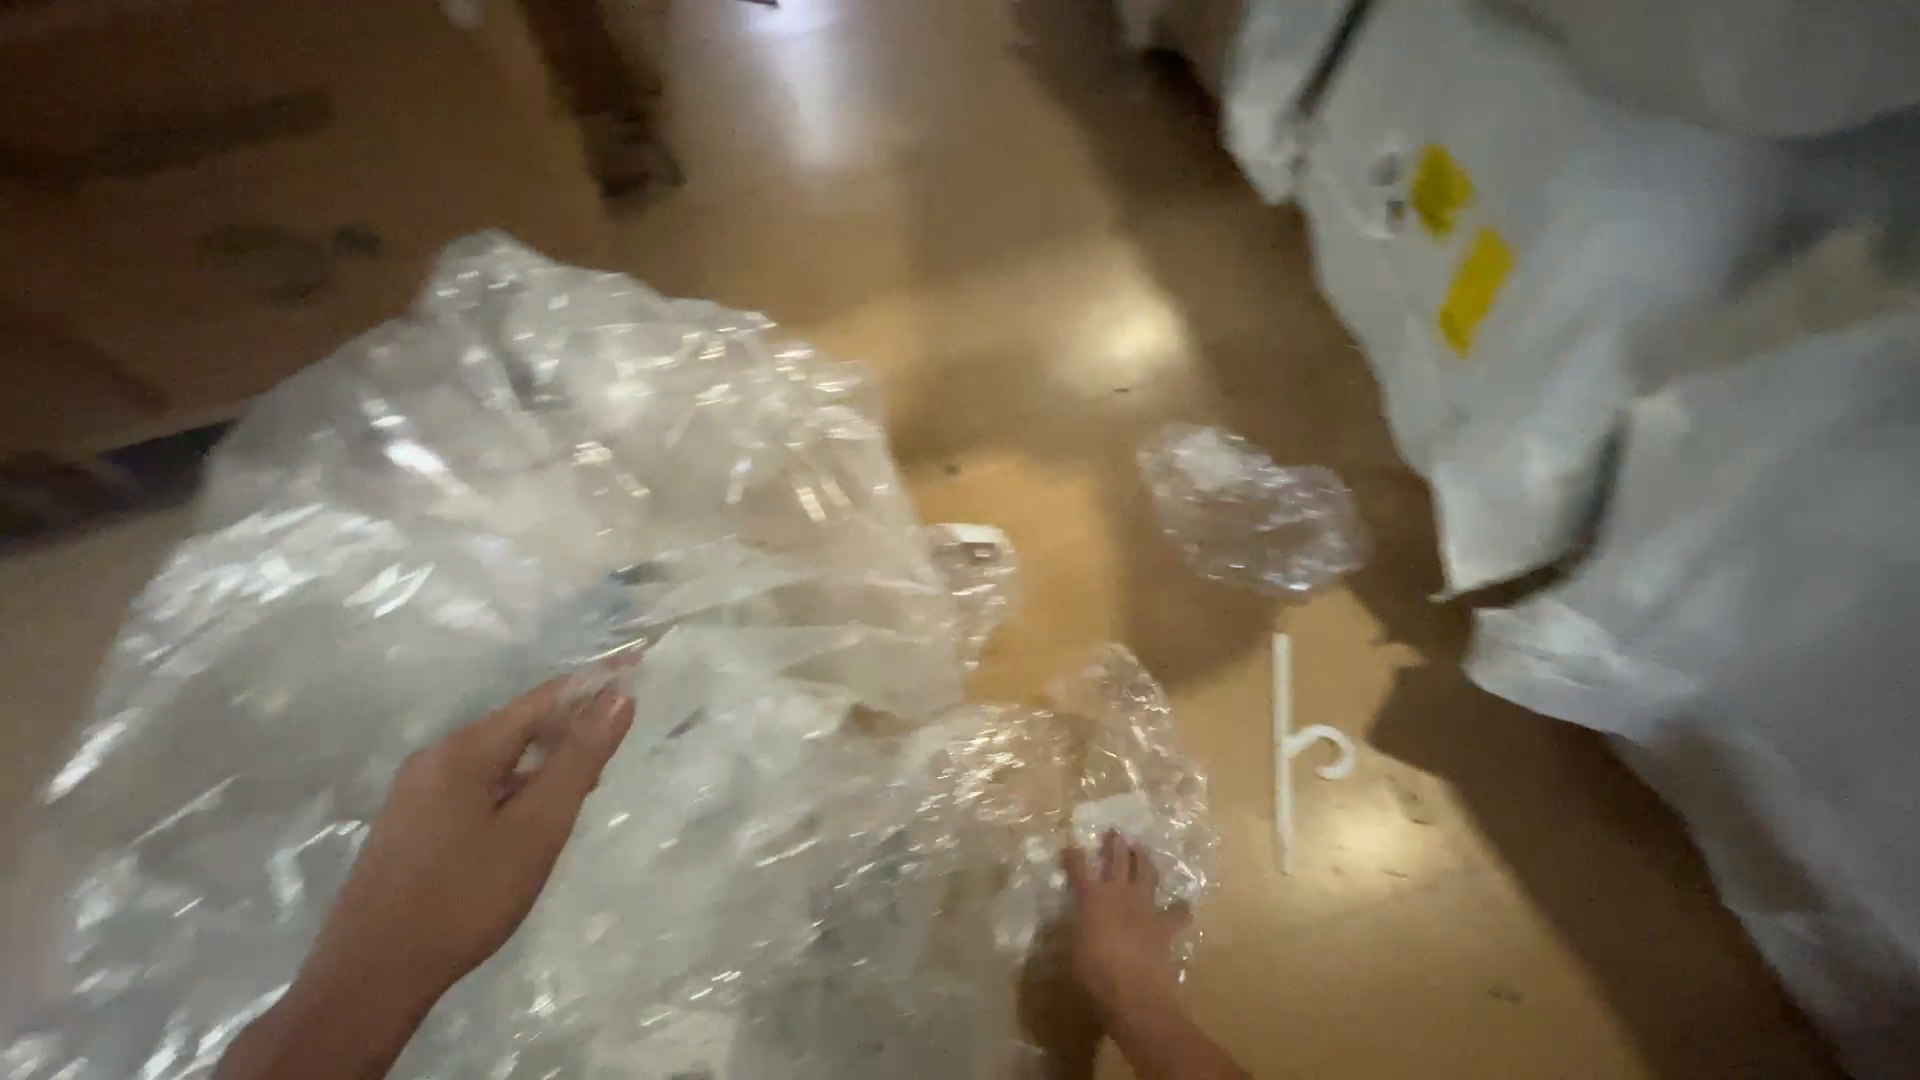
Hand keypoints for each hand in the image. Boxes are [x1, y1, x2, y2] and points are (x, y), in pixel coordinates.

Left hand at [216, 678, 634, 1079]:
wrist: (368, 982)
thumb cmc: (466, 897)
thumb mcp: (538, 826)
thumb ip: (580, 758)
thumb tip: (619, 696)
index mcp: (464, 750)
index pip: (544, 698)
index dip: (594, 681)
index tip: (636, 666)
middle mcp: (436, 758)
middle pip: (519, 724)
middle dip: (572, 722)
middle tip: (619, 733)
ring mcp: (417, 792)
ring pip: (500, 758)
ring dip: (548, 759)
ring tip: (588, 779)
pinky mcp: (412, 824)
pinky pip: (480, 784)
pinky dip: (520, 785)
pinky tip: (535, 815)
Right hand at [1062, 831, 1191, 1020]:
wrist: (1135, 992)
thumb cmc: (1094, 972)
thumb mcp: (1075, 948)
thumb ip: (1078, 929)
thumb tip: (1080, 924)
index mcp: (1092, 898)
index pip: (1079, 869)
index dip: (1074, 856)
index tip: (1071, 844)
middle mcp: (1119, 894)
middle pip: (1117, 861)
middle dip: (1115, 844)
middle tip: (1115, 832)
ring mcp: (1144, 907)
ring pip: (1146, 874)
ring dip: (1144, 860)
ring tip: (1142, 850)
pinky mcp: (1164, 926)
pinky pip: (1176, 914)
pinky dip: (1180, 910)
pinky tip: (1185, 906)